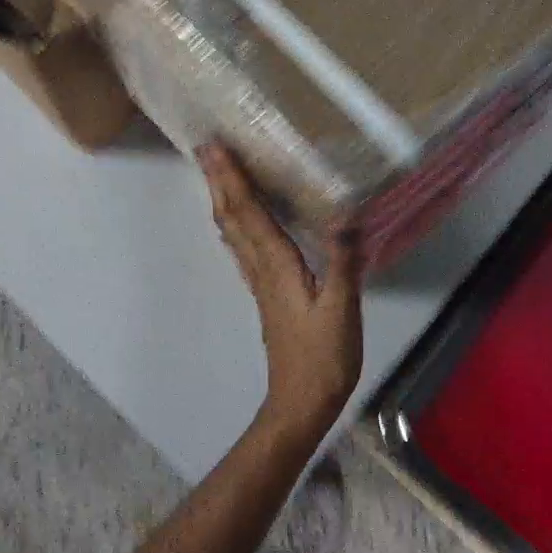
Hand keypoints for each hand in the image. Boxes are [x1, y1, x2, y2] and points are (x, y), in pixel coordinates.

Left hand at [198, 145, 364, 439]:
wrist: (301, 404)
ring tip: (215, 174)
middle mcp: (262, 269)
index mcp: (277, 266)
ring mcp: (261, 284)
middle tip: (205, 148)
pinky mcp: (267, 296)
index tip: (216, 149)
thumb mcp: (342, 310)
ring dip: (223, 199)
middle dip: (220, 181)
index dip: (233, 179)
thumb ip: (343, 263)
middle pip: (233, 217)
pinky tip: (235, 224)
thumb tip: (346, 215)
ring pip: (234, 232)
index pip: (250, 213)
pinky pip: (243, 249)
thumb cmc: (323, 358)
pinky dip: (235, 226)